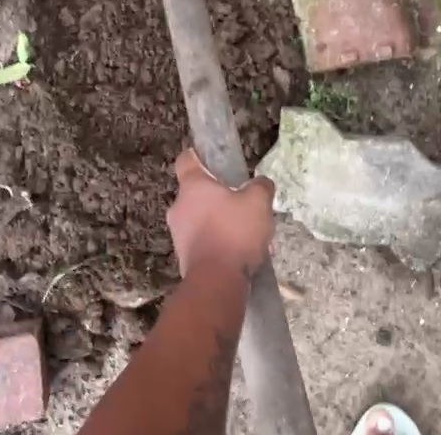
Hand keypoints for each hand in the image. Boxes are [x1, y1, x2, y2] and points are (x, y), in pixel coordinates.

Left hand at [165, 148, 275, 278]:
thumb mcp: (258, 202)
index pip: (186, 160)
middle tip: (242, 206)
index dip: (197, 156)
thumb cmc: (234, 232)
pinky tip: (242, 256)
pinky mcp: (184, 258)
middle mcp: (179, 206)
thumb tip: (261, 183)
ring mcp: (179, 234)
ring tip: (248, 236)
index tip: (211, 160)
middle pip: (197, 194)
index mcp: (193, 186)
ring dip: (221, 224)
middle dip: (218, 198)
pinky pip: (204, 243)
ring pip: (201, 220)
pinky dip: (219, 245)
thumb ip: (261, 187)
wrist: (216, 282)